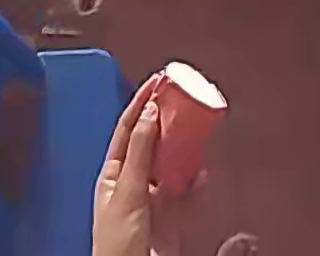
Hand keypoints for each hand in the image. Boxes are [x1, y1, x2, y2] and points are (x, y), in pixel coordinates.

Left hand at [93, 74, 197, 255]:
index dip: (141, 101)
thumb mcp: (128, 193)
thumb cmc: (116, 248)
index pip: (128, 127)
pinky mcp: (171, 218)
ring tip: (197, 127)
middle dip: (166, 119)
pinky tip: (203, 172)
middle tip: (182, 97)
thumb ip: (141, 152)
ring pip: (171, 163)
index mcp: (115, 174)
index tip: (157, 80)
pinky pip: (187, 192)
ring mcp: (153, 200)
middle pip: (152, 141)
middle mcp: (134, 183)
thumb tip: (150, 111)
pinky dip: (197, 181)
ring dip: (184, 147)